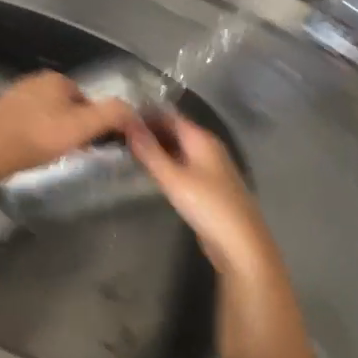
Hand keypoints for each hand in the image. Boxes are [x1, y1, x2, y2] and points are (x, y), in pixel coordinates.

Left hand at [0, 71, 135, 175]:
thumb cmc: (42, 137)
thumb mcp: (84, 127)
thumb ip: (112, 115)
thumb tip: (132, 110)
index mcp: (55, 79)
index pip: (82, 99)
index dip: (87, 121)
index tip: (85, 142)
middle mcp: (31, 80)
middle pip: (60, 105)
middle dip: (65, 124)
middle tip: (65, 149)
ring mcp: (9, 94)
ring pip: (38, 112)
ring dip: (44, 127)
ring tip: (44, 152)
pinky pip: (17, 121)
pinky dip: (22, 132)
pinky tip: (23, 149)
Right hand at [128, 115, 274, 275]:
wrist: (240, 243)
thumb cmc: (207, 206)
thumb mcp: (173, 178)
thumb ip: (150, 152)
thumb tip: (127, 124)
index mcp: (202, 139)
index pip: (170, 116)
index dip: (145, 113)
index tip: (118, 115)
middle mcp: (208, 148)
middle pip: (175, 131)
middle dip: (149, 130)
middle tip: (117, 133)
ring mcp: (210, 167)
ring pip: (178, 149)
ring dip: (156, 148)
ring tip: (126, 149)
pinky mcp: (208, 186)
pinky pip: (183, 165)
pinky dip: (166, 163)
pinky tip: (150, 171)